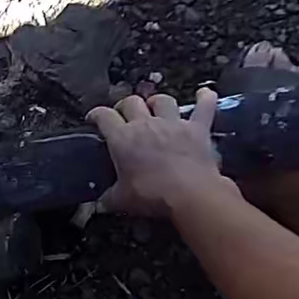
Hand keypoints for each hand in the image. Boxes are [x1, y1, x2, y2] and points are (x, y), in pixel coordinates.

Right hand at [86, 88, 235, 218]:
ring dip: (157, 102)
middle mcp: (145, 124)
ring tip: (155, 107)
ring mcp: (172, 123)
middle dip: (125, 106)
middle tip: (124, 115)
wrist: (189, 194)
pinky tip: (204, 93)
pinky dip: (204, 98)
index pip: (104, 116)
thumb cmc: (151, 195)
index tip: (94, 118)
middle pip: (131, 102)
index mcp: (122, 138)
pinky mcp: (197, 128)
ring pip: (162, 100)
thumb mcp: (122, 200)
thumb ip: (109, 199)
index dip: (96, 114)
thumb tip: (99, 205)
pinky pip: (203, 106)